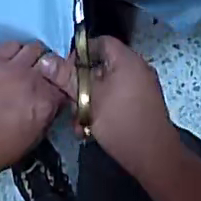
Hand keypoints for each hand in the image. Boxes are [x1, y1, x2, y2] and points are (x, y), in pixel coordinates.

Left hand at [0, 42, 70, 187]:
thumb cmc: (2, 148)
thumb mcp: (37, 136)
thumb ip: (49, 113)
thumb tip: (52, 101)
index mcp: (47, 101)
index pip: (65, 84)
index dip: (62, 88)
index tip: (57, 92)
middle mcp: (34, 79)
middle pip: (53, 61)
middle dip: (52, 68)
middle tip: (44, 77)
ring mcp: (13, 67)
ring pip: (34, 47)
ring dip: (35, 56)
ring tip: (28, 66)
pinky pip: (11, 45)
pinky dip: (16, 50)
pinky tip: (12, 61)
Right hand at [77, 37, 179, 177]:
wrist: (155, 158)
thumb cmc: (120, 121)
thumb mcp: (87, 98)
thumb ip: (66, 77)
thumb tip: (45, 60)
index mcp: (126, 59)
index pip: (99, 42)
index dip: (79, 53)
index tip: (65, 70)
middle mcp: (137, 68)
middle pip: (102, 65)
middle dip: (81, 82)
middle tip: (68, 97)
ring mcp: (143, 87)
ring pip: (108, 85)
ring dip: (90, 99)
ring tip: (78, 119)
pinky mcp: (144, 105)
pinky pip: (119, 97)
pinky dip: (104, 107)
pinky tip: (90, 128)